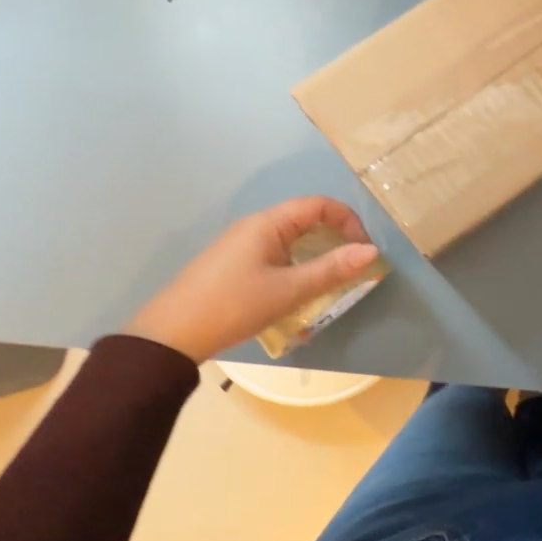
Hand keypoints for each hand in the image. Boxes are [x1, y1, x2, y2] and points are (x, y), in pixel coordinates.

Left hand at [124, 198, 379, 363]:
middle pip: (305, 219)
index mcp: (268, 223)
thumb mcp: (288, 290)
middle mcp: (255, 226)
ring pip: (291, 238)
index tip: (362, 250)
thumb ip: (331, 270)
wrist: (170, 335)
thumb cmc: (233, 306)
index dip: (347, 221)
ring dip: (316, 253)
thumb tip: (371, 251)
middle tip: (352, 267)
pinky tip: (298, 290)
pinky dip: (297, 264)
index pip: (318, 205)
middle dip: (335, 237)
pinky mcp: (233, 264)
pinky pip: (276, 253)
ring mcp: (241, 245)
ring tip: (331, 281)